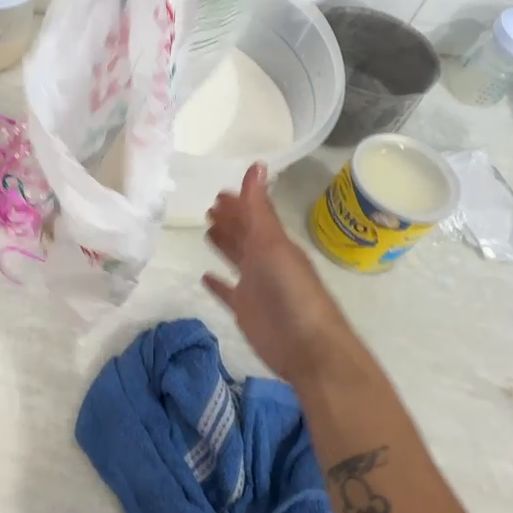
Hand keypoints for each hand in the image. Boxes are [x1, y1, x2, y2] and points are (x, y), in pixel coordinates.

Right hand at [203, 164, 346, 380]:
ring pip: (237, 258)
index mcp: (275, 242)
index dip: (239, 202)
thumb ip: (259, 208)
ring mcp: (255, 286)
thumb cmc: (292, 291)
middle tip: (209, 206)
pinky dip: (217, 283)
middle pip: (245, 234)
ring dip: (224, 244)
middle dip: (230, 220)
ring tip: (206, 230)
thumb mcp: (273, 243)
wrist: (308, 347)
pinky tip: (204, 276)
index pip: (254, 215)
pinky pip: (227, 292)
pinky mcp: (245, 311)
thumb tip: (256, 165)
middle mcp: (266, 260)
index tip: (218, 192)